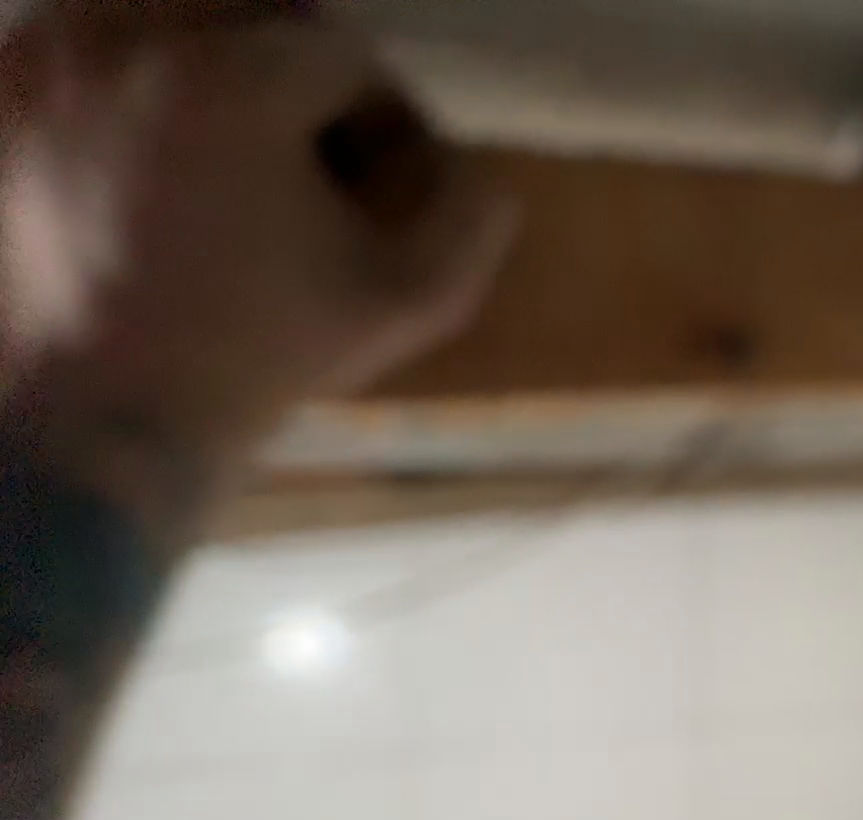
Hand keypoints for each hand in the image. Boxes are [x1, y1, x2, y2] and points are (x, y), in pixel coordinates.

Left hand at [0, 0, 515, 461]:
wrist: (120, 401)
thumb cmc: (281, 345)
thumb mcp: (417, 299)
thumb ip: (472, 221)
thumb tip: (481, 169)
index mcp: (234, 86)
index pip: (350, 51)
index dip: (392, 117)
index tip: (393, 178)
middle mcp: (121, 38)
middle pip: (260, 6)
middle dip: (313, 73)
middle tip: (328, 152)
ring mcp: (39, 54)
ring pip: (171, 5)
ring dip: (234, 61)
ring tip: (253, 145)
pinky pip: (89, 28)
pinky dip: (148, 66)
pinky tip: (173, 142)